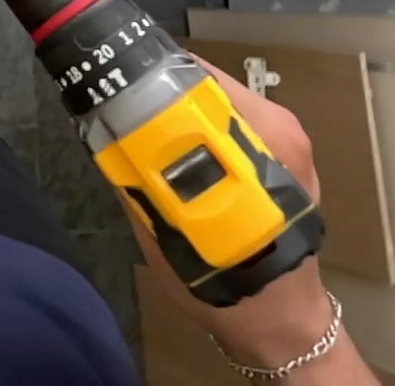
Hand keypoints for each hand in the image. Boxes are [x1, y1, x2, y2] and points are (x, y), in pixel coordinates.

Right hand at [130, 58, 335, 367]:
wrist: (280, 324)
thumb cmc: (225, 277)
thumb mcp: (164, 223)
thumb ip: (138, 169)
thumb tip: (105, 127)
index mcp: (261, 135)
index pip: (197, 76)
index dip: (152, 70)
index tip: (115, 72)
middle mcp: (280, 128)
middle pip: (207, 86)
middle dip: (161, 87)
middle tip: (120, 95)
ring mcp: (288, 143)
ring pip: (218, 102)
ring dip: (179, 106)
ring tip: (141, 119)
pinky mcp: (285, 158)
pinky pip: (231, 124)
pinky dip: (199, 125)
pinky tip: (174, 145)